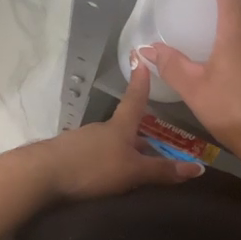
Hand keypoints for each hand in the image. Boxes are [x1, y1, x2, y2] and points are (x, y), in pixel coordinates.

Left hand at [24, 61, 204, 200]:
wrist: (42, 175)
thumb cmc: (92, 167)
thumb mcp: (132, 171)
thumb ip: (162, 170)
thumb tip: (198, 168)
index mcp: (119, 127)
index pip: (135, 100)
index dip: (141, 83)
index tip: (141, 61)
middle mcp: (100, 130)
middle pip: (124, 128)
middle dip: (140, 135)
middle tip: (157, 145)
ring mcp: (80, 142)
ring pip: (108, 144)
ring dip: (122, 152)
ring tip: (134, 168)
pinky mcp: (66, 157)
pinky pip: (92, 157)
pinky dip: (103, 164)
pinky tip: (104, 178)